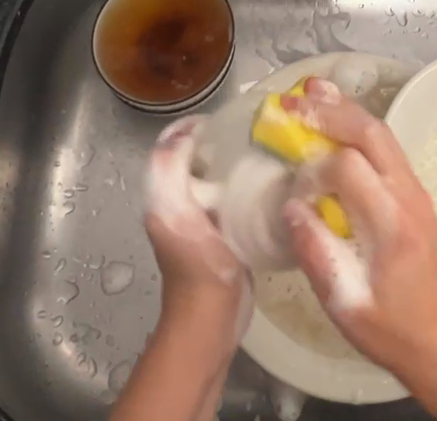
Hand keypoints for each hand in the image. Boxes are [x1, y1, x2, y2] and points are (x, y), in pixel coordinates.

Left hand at [144, 116, 247, 318]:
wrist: (212, 318)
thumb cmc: (196, 264)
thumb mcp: (175, 211)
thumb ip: (170, 171)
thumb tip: (186, 132)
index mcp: (163, 195)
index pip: (173, 146)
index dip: (194, 127)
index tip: (228, 119)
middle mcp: (180, 203)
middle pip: (198, 159)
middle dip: (220, 142)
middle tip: (254, 131)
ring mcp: (204, 220)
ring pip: (219, 178)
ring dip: (237, 163)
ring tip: (266, 150)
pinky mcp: (227, 235)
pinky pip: (236, 199)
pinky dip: (250, 187)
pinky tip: (272, 182)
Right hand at [279, 78, 436, 376]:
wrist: (436, 338)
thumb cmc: (388, 326)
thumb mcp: (344, 303)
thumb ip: (315, 252)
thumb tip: (290, 206)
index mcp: (393, 224)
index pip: (350, 168)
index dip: (315, 170)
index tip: (295, 190)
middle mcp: (409, 195)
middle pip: (370, 133)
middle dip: (328, 113)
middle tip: (291, 102)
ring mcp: (414, 188)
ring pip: (380, 132)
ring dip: (344, 110)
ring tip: (310, 89)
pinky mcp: (412, 189)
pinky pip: (384, 145)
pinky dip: (356, 124)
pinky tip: (334, 113)